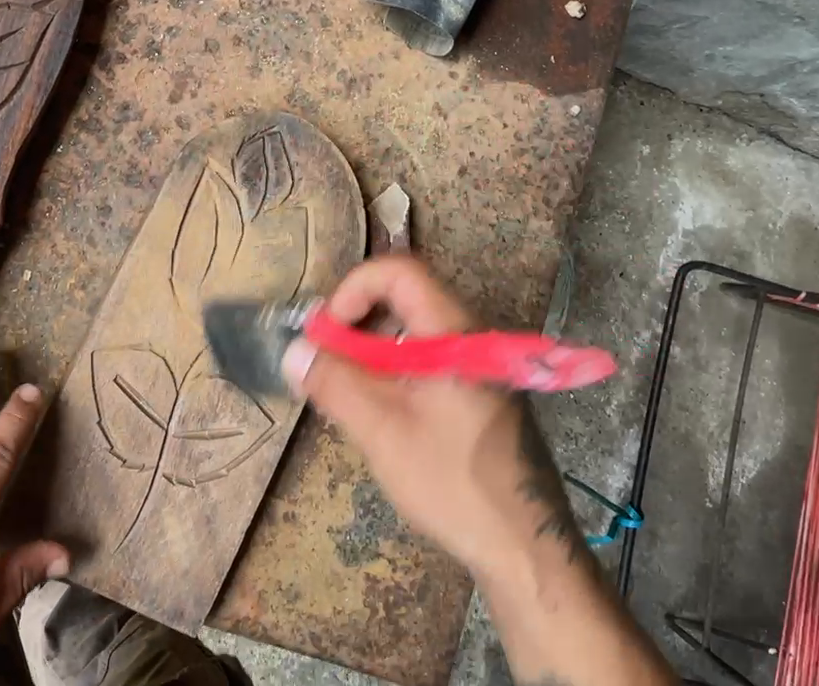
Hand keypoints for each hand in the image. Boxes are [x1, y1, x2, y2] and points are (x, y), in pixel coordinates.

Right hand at [283, 257, 587, 586]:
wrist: (526, 547)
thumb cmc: (453, 482)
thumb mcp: (381, 432)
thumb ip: (333, 383)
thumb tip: (292, 350)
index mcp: (454, 332)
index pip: (399, 272)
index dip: (353, 290)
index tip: (327, 334)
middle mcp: (470, 337)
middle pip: (403, 299)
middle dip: (355, 324)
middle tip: (327, 364)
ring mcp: (477, 367)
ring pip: (411, 332)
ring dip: (371, 352)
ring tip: (345, 394)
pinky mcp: (477, 394)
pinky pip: (426, 360)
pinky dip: (393, 373)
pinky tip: (378, 414)